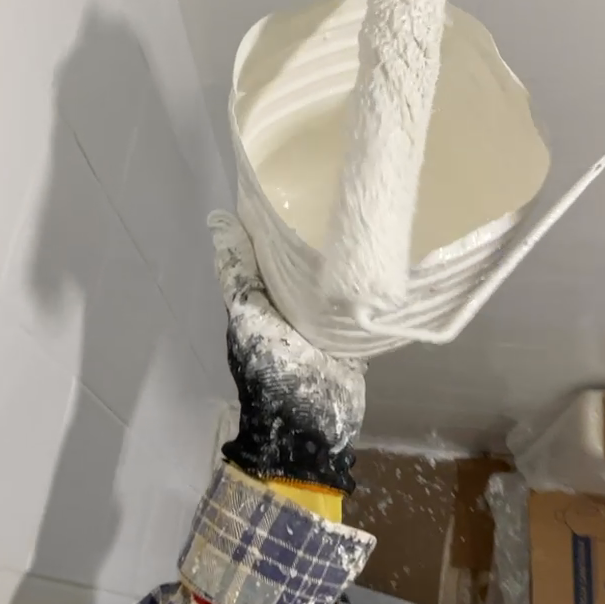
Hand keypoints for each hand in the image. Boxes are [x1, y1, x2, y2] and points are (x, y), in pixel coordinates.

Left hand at [208, 211, 365, 491]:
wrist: (310, 426)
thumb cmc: (273, 369)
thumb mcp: (249, 317)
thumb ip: (239, 274)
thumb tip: (221, 220)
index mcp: (262, 296)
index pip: (267, 245)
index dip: (276, 215)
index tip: (297, 176)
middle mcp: (289, 302)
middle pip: (301, 257)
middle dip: (316, 228)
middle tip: (345, 186)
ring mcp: (321, 318)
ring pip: (329, 277)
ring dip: (343, 253)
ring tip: (368, 210)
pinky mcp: (350, 334)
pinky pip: (356, 302)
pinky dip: (364, 283)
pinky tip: (383, 254)